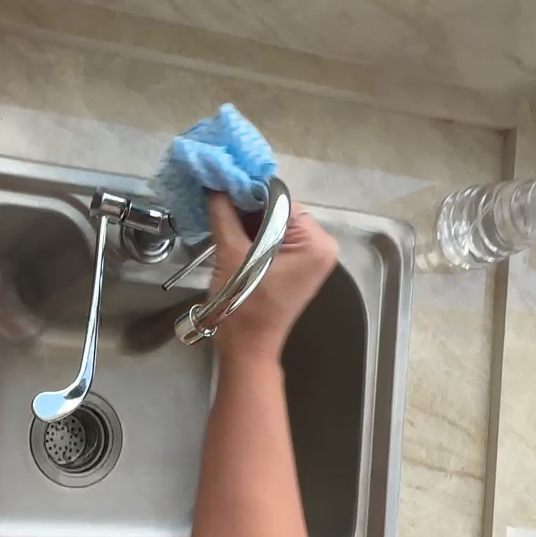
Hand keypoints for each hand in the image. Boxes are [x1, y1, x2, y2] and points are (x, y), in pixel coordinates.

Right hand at [204, 191, 338, 361]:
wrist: (246, 350)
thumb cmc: (244, 308)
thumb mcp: (232, 256)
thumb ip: (224, 216)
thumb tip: (215, 186)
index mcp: (315, 243)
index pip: (281, 201)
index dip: (249, 193)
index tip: (221, 187)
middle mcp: (320, 248)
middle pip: (279, 213)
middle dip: (248, 209)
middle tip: (217, 203)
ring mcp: (309, 260)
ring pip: (274, 227)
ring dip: (247, 223)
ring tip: (220, 219)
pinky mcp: (295, 270)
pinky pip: (273, 243)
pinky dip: (253, 238)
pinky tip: (231, 235)